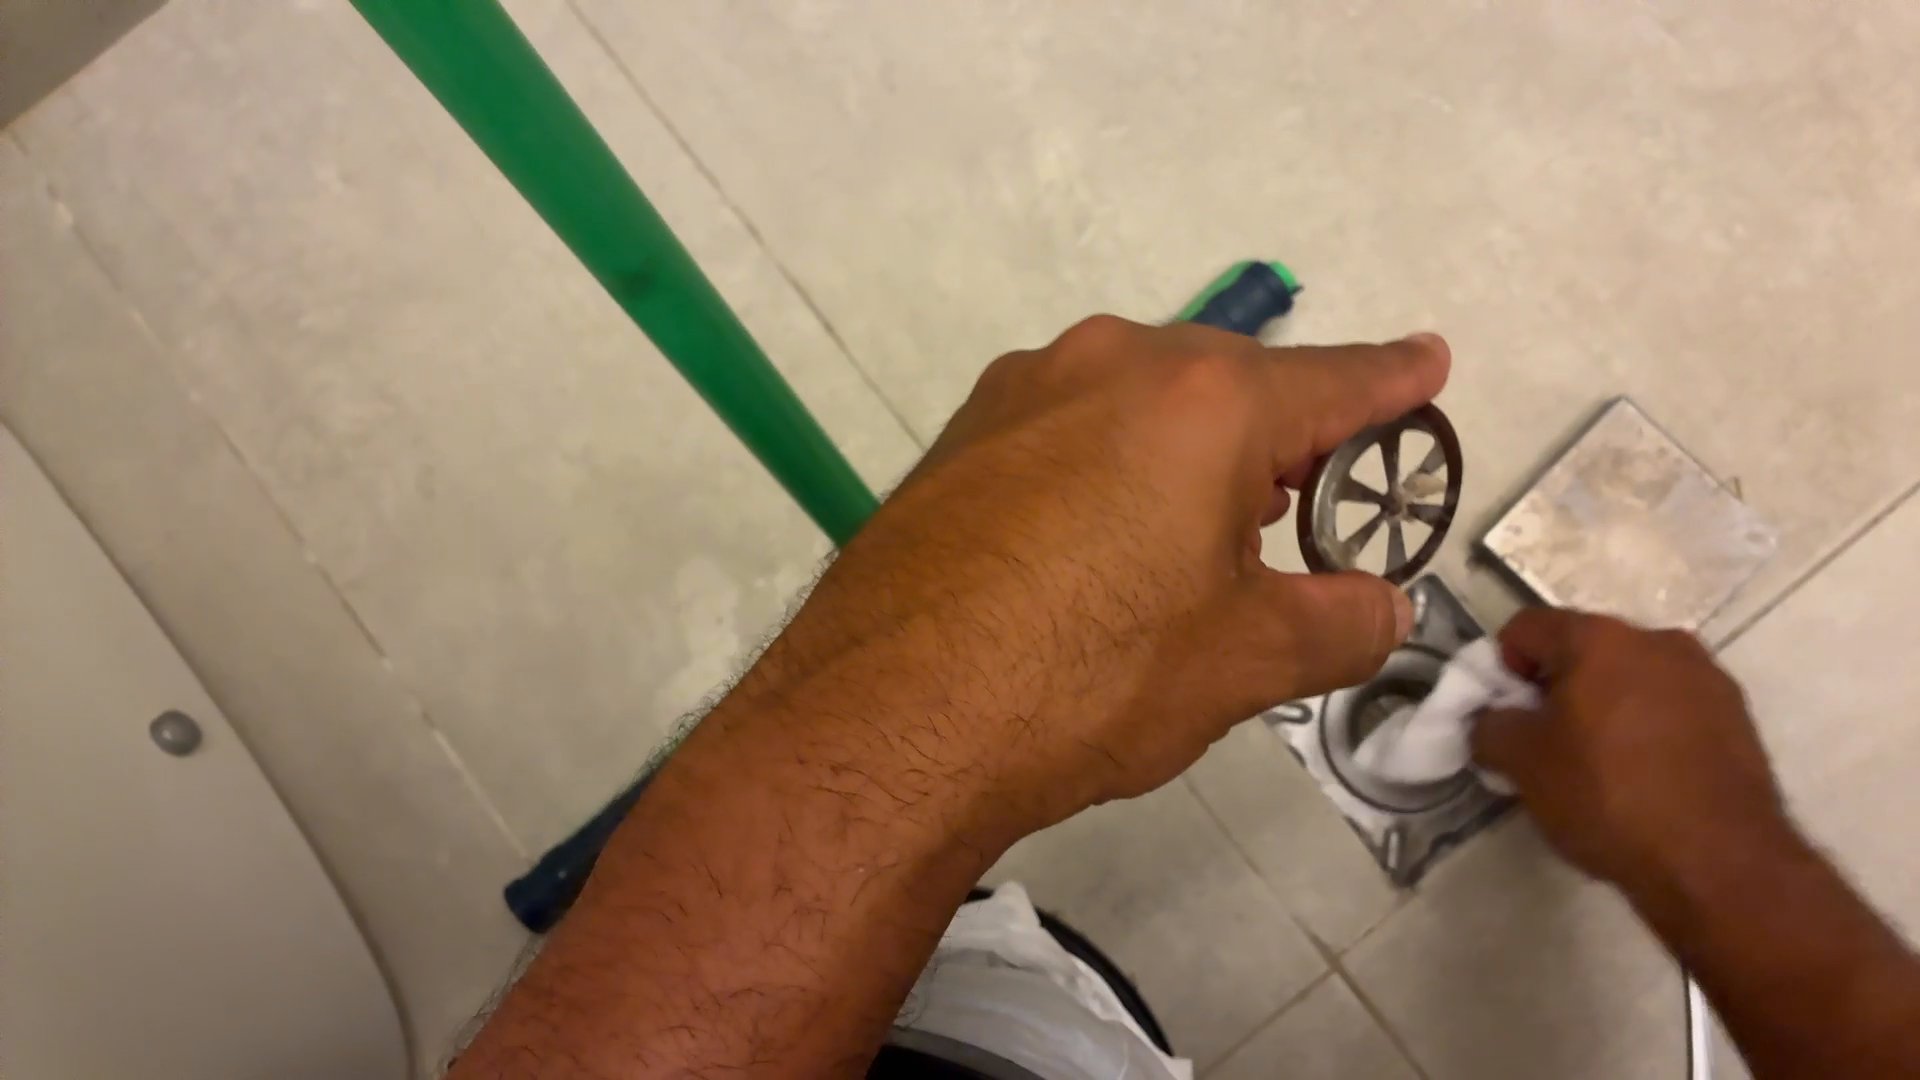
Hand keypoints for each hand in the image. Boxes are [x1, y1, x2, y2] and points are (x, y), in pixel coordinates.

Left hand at [739, 316, 1448, 839]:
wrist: (892, 710)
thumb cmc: (1087, 678)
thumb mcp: (1241, 662)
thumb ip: (1338, 623)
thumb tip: (1380, 606)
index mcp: (1200, 402)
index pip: (1330, 382)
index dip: (1389, 381)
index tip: (1425, 362)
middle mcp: (1106, 365)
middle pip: (1224, 386)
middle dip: (1270, 436)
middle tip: (1291, 498)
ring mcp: (1016, 394)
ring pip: (1134, 403)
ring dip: (1179, 450)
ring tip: (1189, 522)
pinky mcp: (956, 437)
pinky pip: (1060, 430)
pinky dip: (1100, 463)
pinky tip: (1089, 530)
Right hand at [1471, 608, 1789, 890]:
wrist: (1724, 867)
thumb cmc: (1606, 794)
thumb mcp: (1517, 759)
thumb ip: (1489, 723)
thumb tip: (1495, 720)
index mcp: (1598, 639)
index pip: (1525, 628)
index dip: (1502, 665)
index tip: (1505, 711)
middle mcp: (1657, 642)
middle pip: (1580, 648)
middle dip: (1553, 683)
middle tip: (1541, 734)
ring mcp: (1708, 679)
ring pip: (1627, 676)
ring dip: (1600, 703)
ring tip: (1592, 756)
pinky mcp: (1740, 720)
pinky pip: (1667, 704)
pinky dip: (1642, 724)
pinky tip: (1637, 771)